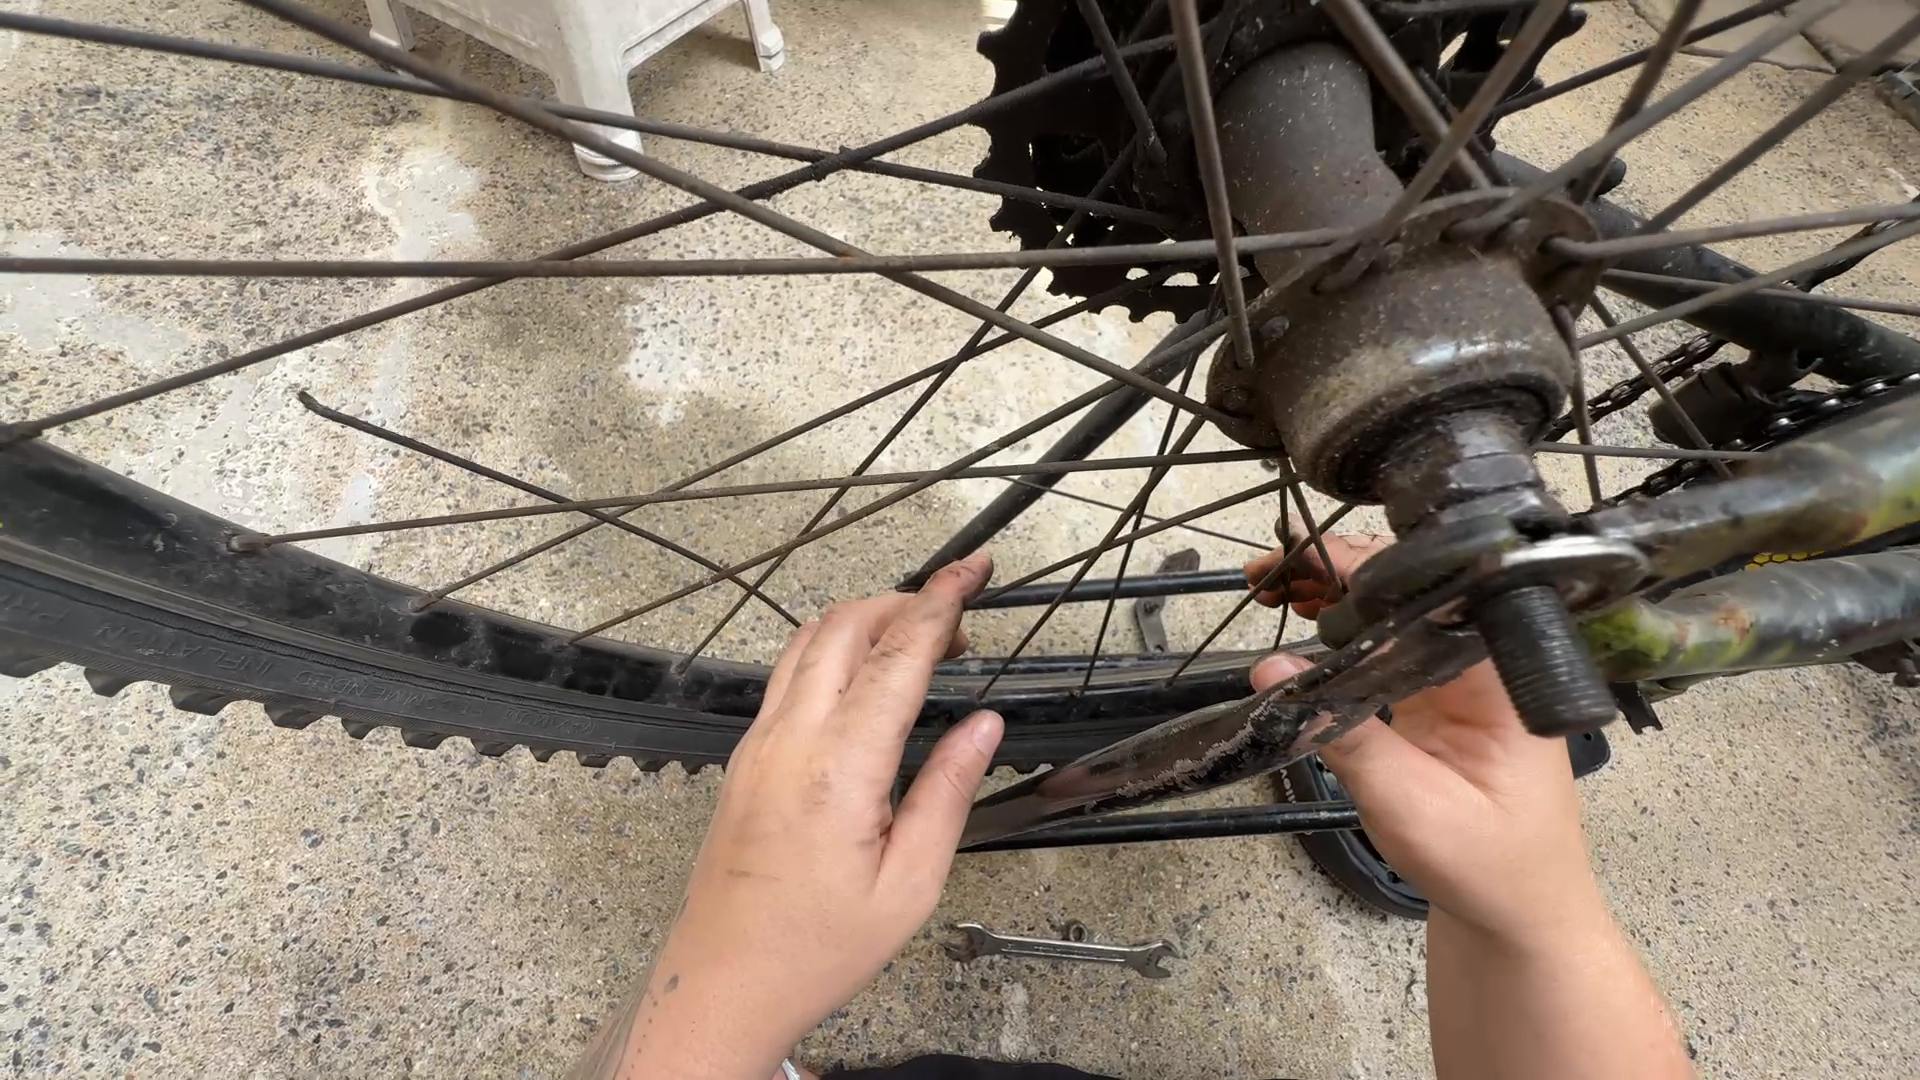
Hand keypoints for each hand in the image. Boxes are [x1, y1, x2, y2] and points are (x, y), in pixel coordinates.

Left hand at [609, 555, 1003, 1079]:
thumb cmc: (817, 946)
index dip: (941, 602)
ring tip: (919, 642)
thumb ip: (949, 792)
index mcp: (840, 767)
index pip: (898, 654)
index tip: (972, 570)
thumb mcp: (910, 884)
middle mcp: (792, 736)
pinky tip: (867, 674)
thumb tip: (984, 725)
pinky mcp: (747, 750)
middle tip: (958, 621)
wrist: (721, 982)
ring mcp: (761, 738)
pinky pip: (791, 670)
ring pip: (812, 638)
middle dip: (907, 600)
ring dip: (868, 619)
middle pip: (847, 624)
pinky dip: (836, 646)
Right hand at [1247, 535, 1605, 945]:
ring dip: (1331, 594)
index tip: (1300, 555)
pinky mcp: (1429, 697)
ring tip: (1271, 586)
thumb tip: (1267, 670)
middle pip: (1407, 595)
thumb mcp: (1410, 805)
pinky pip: (1381, 648)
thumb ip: (1343, 734)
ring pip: (1390, 616)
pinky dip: (1337, 630)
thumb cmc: (1483, 863)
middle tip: (1266, 571)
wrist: (1515, 910)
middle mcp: (1478, 665)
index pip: (1432, 596)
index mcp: (1496, 678)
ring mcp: (1452, 680)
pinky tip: (1302, 617)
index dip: (1364, 567)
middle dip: (1336, 571)